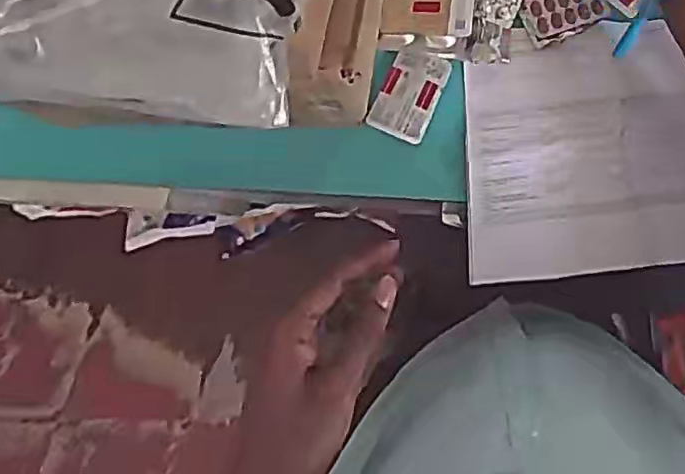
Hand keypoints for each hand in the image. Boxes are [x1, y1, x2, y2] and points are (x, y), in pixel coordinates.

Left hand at [236, 236, 399, 473]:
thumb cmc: (299, 438)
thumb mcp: (338, 384)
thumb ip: (365, 331)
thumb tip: (389, 283)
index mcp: (291, 328)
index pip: (333, 279)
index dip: (365, 260)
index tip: (394, 246)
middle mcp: (286, 333)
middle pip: (330, 291)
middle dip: (365, 275)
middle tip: (398, 263)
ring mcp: (289, 354)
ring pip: (331, 312)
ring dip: (361, 298)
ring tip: (392, 286)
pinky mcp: (296, 373)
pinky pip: (329, 332)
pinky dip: (354, 323)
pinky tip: (374, 325)